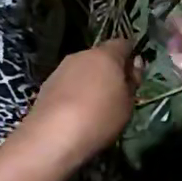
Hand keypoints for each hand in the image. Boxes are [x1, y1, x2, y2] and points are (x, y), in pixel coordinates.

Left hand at [16, 39, 142, 168]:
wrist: (53, 136)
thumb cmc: (100, 117)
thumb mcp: (128, 103)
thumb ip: (132, 81)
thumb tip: (133, 66)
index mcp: (105, 55)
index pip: (123, 43)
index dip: (131, 55)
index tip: (135, 74)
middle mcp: (81, 55)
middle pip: (100, 56)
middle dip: (110, 70)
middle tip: (117, 93)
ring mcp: (60, 69)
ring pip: (82, 70)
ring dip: (90, 81)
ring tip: (95, 106)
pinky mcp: (46, 85)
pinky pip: (68, 84)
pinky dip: (75, 92)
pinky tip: (76, 112)